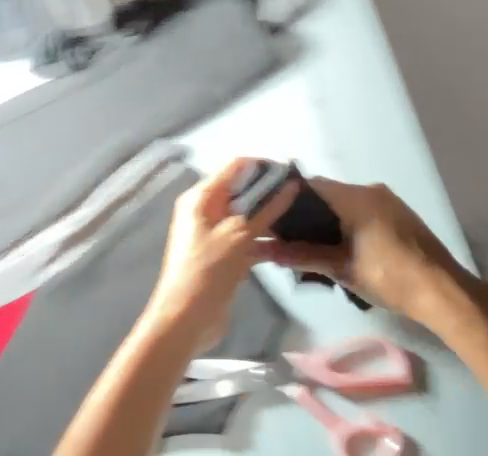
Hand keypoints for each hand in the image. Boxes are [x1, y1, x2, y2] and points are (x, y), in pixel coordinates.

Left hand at [144, 159, 297, 349]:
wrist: (184, 322)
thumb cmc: (208, 271)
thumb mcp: (239, 236)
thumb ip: (267, 209)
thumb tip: (291, 185)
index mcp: (201, 196)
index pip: (236, 166)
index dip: (264, 166)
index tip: (293, 173)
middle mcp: (205, 209)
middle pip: (241, 189)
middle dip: (269, 191)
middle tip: (302, 196)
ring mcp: (213, 233)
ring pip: (246, 215)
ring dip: (269, 216)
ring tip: (301, 216)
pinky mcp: (221, 254)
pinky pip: (245, 237)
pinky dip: (263, 239)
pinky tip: (288, 243)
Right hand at [258, 178, 474, 328]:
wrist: (442, 291)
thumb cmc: (389, 278)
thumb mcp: (342, 269)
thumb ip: (303, 255)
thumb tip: (265, 250)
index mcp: (355, 197)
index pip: (311, 185)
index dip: (288, 198)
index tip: (271, 215)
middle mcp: (370, 190)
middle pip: (328, 193)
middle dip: (307, 212)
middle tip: (287, 235)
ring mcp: (388, 200)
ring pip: (346, 201)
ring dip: (328, 218)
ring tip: (311, 243)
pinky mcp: (399, 213)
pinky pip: (363, 209)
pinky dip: (347, 221)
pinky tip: (341, 244)